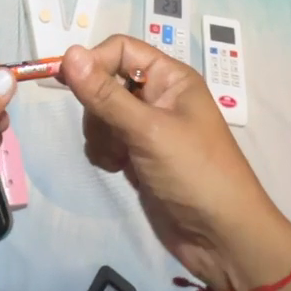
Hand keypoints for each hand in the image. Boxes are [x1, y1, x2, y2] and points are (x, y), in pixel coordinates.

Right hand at [58, 35, 290, 290]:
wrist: (222, 241)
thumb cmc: (194, 173)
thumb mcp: (147, 130)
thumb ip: (105, 94)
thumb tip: (68, 53)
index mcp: (170, 77)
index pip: (120, 49)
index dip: (95, 62)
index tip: (73, 85)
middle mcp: (158, 95)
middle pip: (106, 80)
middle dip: (97, 106)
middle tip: (107, 132)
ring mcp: (146, 126)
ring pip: (101, 111)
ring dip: (99, 133)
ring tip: (117, 156)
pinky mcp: (137, 154)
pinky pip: (104, 138)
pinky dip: (103, 151)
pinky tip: (116, 168)